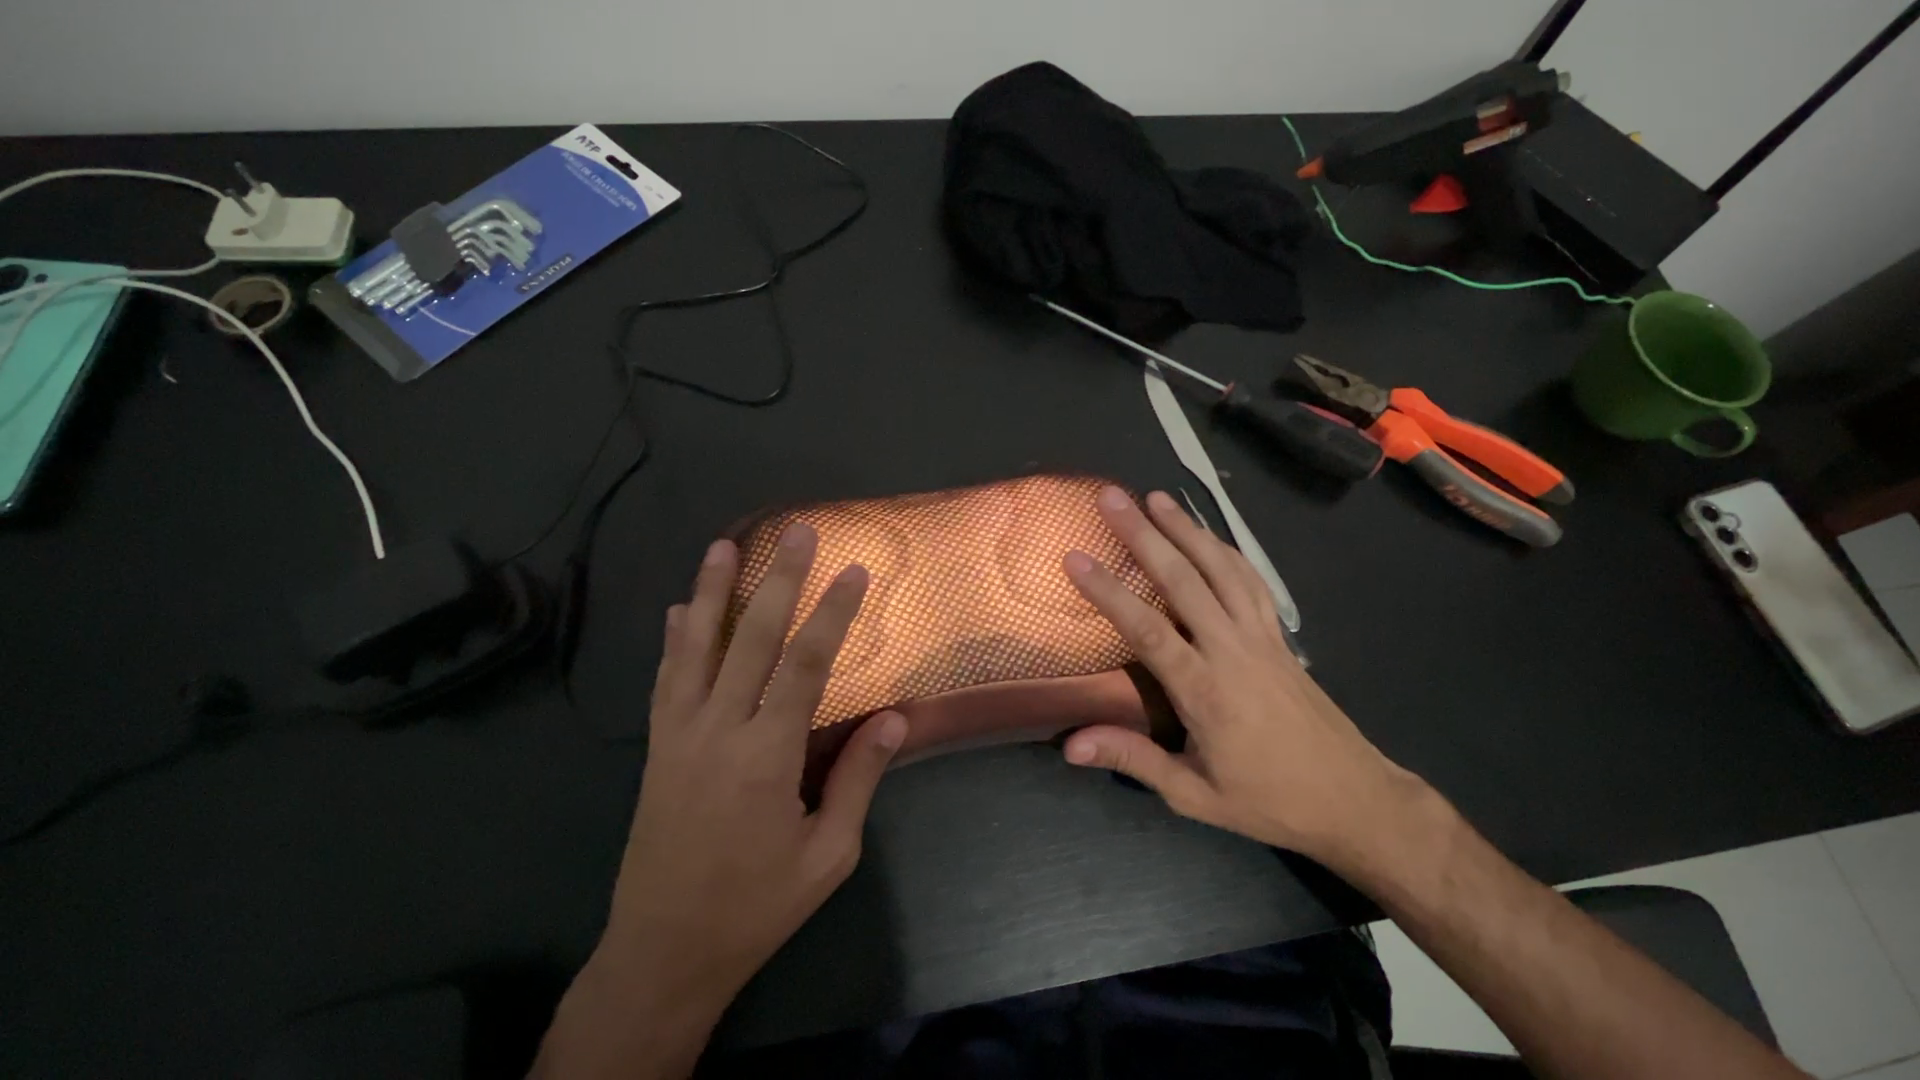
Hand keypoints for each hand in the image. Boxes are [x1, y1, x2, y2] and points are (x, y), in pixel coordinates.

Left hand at [594, 525, 906, 1028]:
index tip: (855, 571)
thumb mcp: (827, 855)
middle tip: (798, 532)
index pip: (805, 664)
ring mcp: (679, 734)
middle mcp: (719, 729)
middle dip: (778, 580)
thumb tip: (894, 719)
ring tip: (725, 544)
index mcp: (767, 754)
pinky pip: (666, 680)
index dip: (832, 613)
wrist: (664, 948)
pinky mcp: (657, 748)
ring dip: (712, 591)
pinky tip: (680, 611)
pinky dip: (676, 640)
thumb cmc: (756, 905)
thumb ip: (857, 781)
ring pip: (697, 647)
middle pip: (751, 638)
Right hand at [1059, 486, 1433, 875]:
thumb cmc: (1268, 801)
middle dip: (1144, 535)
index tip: (1075, 556)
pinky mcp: (1279, 638)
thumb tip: (1070, 745)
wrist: (1353, 798)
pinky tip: (1209, 536)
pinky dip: (1227, 551)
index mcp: (1206, 691)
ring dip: (1187, 529)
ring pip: (1221, 569)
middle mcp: (1233, 651)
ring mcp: (1261, 639)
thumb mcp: (1195, 796)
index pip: (1148, 629)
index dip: (1109, 590)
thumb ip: (1135, 761)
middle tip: (1111, 498)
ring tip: (1155, 497)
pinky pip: (1251, 582)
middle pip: (1184, 580)